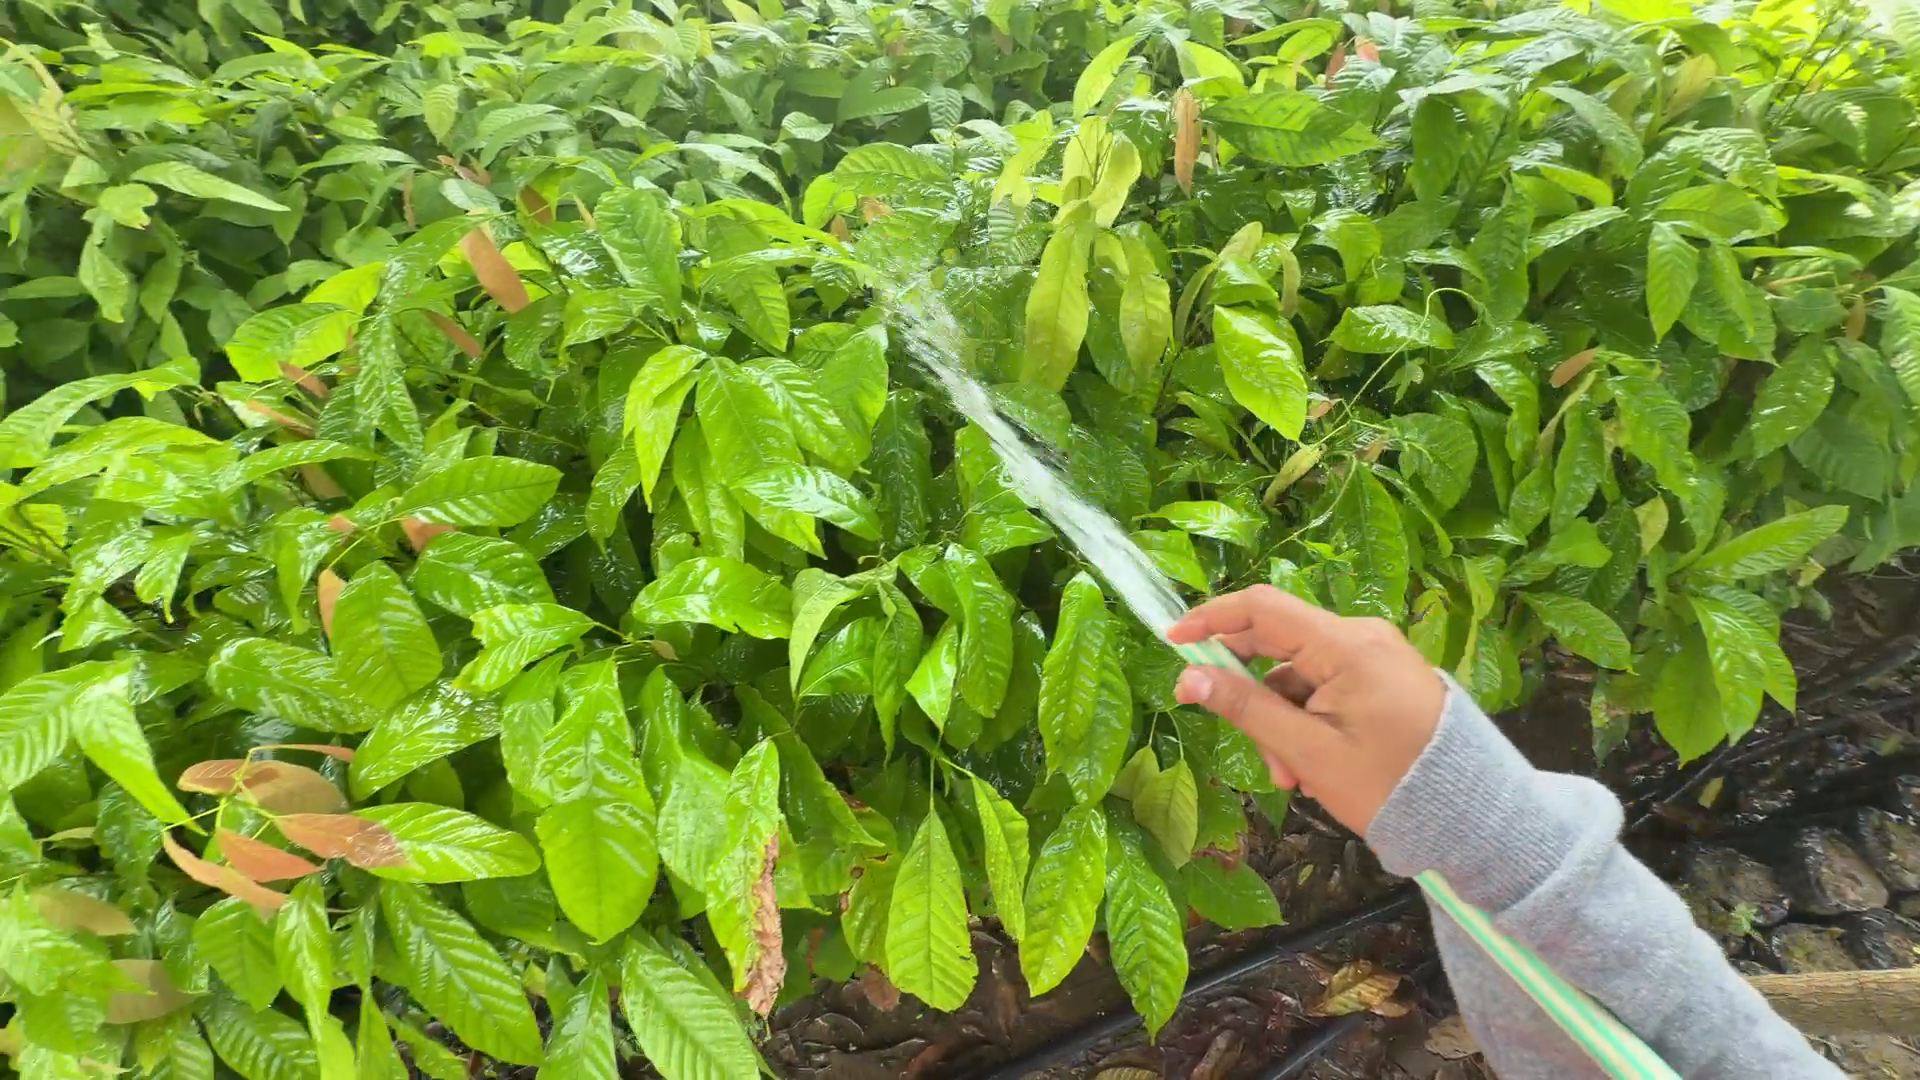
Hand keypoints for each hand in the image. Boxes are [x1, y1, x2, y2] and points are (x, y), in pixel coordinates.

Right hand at [1168, 586, 1446, 835]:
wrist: (1482, 823)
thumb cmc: (1391, 786)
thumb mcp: (1307, 750)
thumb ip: (1244, 708)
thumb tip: (1187, 679)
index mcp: (1346, 645)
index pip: (1260, 608)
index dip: (1210, 619)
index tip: (1173, 642)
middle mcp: (1360, 636)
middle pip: (1275, 641)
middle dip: (1247, 688)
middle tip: (1234, 732)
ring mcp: (1373, 656)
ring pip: (1295, 672)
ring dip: (1277, 716)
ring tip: (1288, 774)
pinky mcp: (1379, 676)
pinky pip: (1321, 685)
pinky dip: (1303, 718)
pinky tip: (1310, 764)